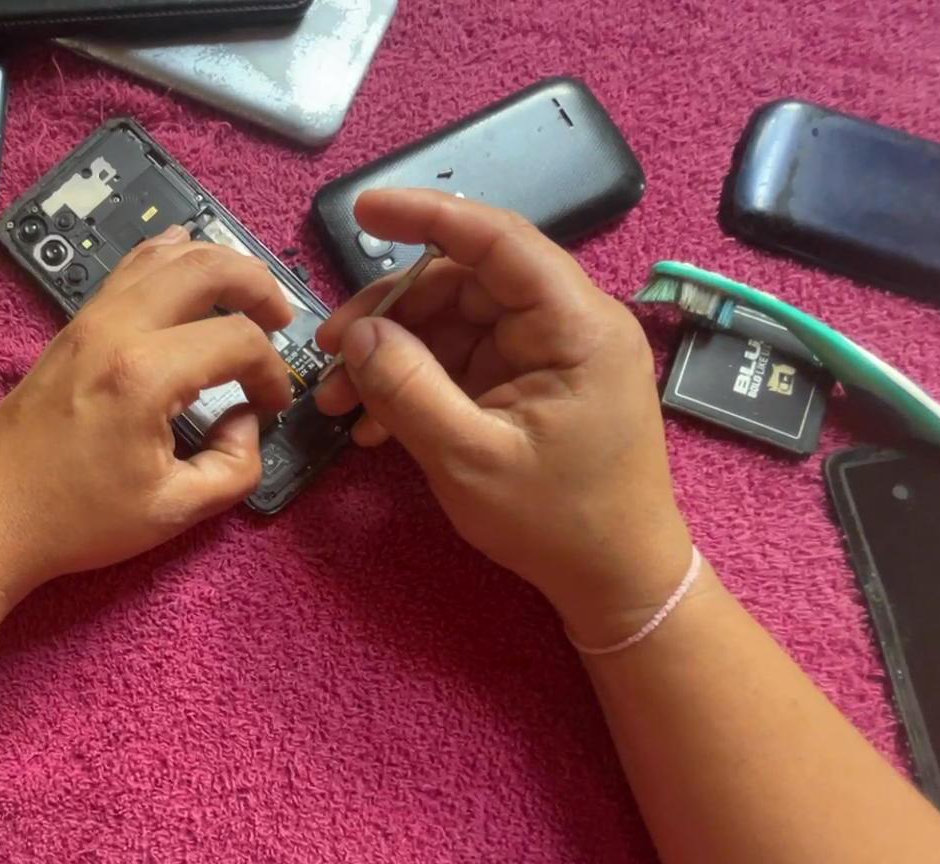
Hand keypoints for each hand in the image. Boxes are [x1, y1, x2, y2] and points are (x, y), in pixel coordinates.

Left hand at [0, 226, 294, 605]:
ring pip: (162, 255)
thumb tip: (245, 423)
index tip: (273, 405)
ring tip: (244, 295)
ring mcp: (85, 324)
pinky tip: (183, 275)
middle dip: (258, 284)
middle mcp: (114, 330)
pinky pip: (126, 274)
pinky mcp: (68, 333)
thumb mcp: (172, 511)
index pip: (237, 341)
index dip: (272, 372)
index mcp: (143, 374)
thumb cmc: (74, 522)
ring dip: (214, 264)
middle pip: (206, 266)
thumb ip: (234, 468)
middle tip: (282, 319)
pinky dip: (166, 265)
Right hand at [312, 190, 694, 646]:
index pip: (497, 242)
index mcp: (573, 326)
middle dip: (387, 317)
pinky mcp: (518, 387)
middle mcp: (559, 326)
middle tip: (329, 357)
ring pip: (446, 329)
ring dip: (387, 361)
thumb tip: (358, 333)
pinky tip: (373, 427)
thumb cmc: (554, 519)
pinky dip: (408, 389)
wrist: (610, 577)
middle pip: (459, 287)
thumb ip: (407, 388)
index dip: (427, 217)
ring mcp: (537, 357)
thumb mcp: (467, 456)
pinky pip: (452, 367)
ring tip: (339, 405)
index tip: (361, 209)